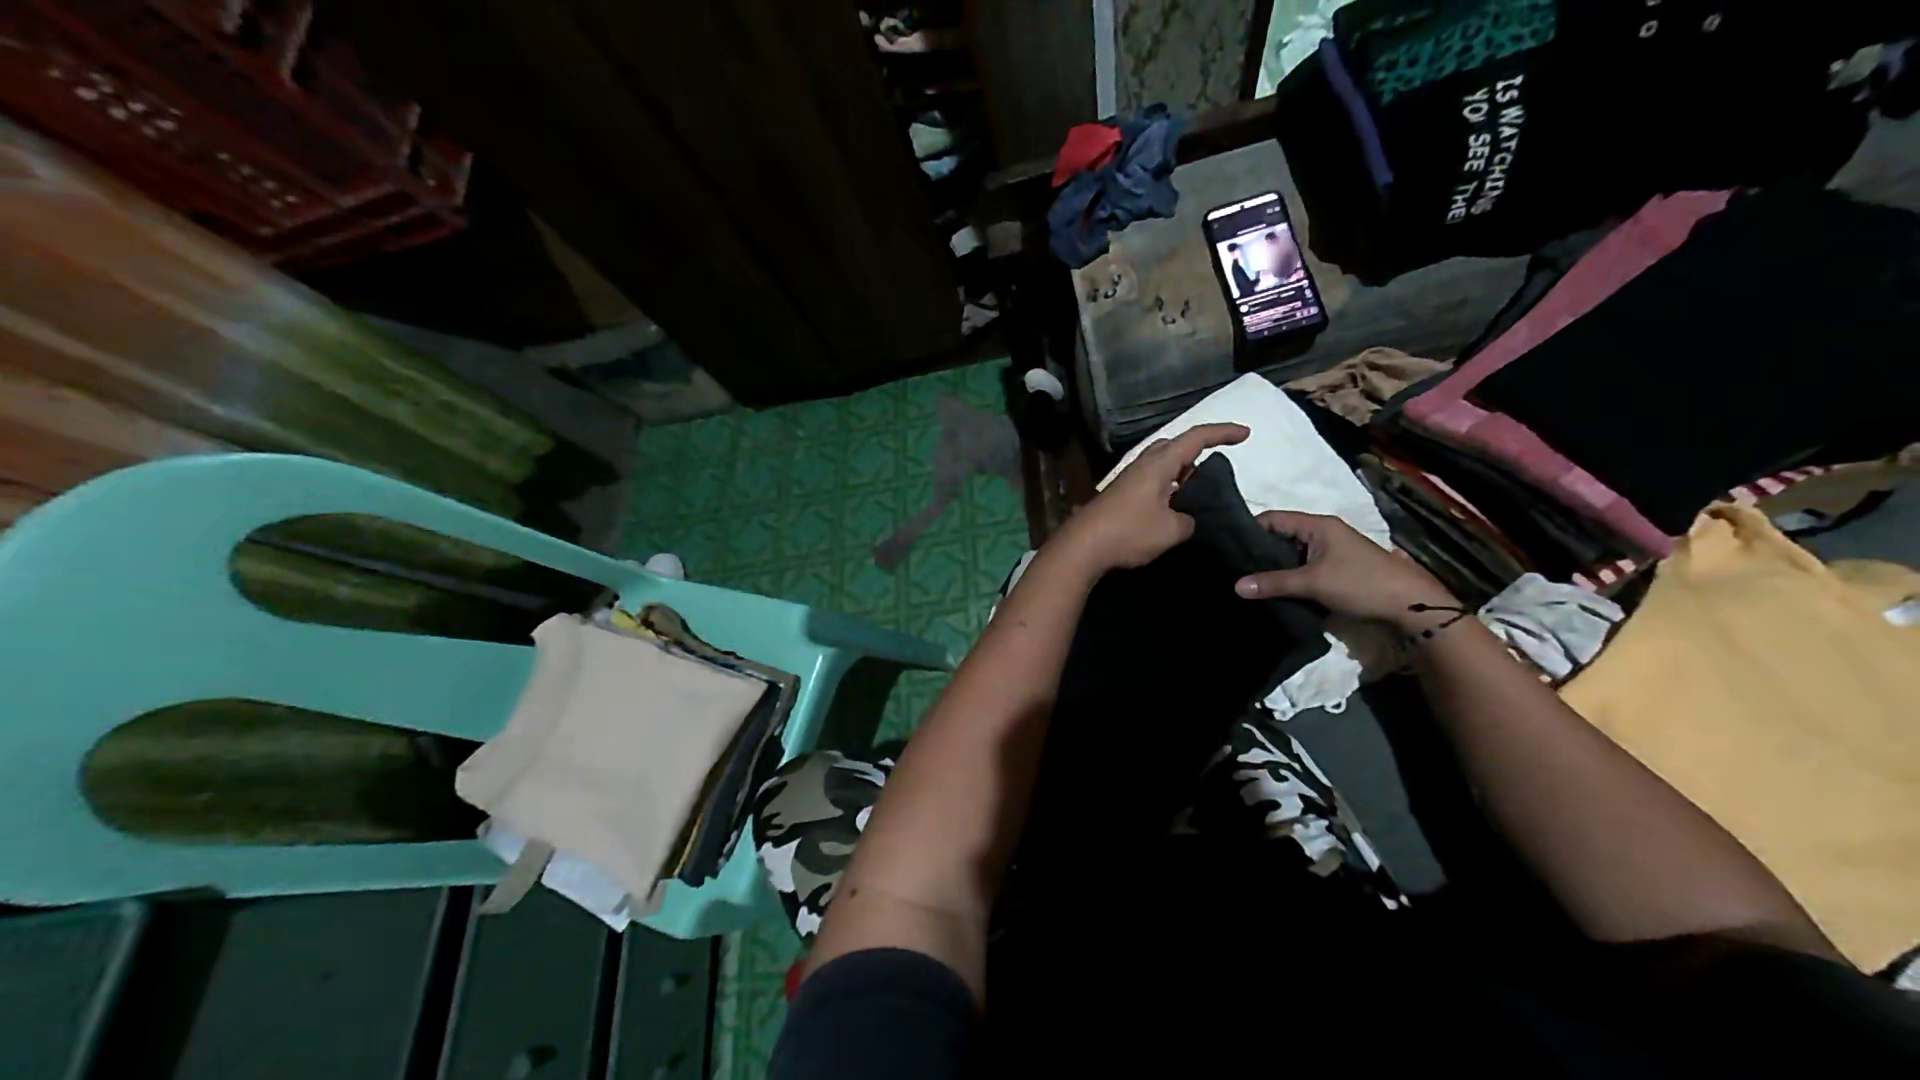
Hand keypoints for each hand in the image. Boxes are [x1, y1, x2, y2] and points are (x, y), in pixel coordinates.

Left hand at [1053, 423, 1249, 572]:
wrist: (1082, 547)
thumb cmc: (1129, 532)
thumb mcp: (1172, 530)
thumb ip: (1189, 521)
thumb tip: (1186, 520)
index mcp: (1159, 464)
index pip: (1196, 438)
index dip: (1222, 433)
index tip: (1245, 434)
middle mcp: (1143, 465)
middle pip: (1175, 447)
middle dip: (1198, 452)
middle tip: (1215, 473)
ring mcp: (1129, 480)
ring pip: (1162, 465)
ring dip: (1182, 474)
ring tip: (1196, 497)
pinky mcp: (1120, 496)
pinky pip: (1152, 482)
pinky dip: (1168, 488)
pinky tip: (1172, 510)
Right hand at [1233, 510, 1457, 629]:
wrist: (1410, 606)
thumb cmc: (1361, 584)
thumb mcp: (1312, 583)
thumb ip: (1273, 583)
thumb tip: (1235, 585)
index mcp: (1318, 525)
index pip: (1273, 518)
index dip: (1249, 529)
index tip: (1227, 546)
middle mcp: (1323, 534)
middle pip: (1280, 536)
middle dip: (1258, 551)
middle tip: (1232, 567)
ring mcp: (1330, 553)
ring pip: (1291, 555)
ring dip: (1273, 568)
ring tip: (1246, 580)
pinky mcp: (1334, 571)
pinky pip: (1302, 569)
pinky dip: (1288, 578)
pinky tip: (1271, 591)